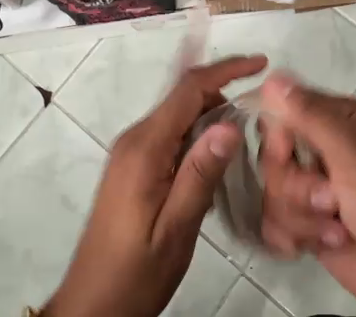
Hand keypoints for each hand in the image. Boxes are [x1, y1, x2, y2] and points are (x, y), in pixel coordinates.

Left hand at [44, 55, 267, 316]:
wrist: (92, 308)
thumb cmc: (136, 272)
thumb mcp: (176, 228)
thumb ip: (201, 174)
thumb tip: (230, 123)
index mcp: (145, 148)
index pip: (189, 89)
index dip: (227, 69)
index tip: (262, 63)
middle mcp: (135, 139)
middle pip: (185, 97)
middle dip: (225, 94)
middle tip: (263, 117)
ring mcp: (132, 152)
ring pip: (180, 116)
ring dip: (214, 117)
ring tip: (249, 142)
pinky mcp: (134, 168)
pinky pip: (172, 135)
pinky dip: (199, 136)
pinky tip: (219, 163)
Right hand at [257, 73, 355, 316]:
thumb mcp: (354, 153)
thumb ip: (310, 116)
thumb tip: (274, 76)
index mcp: (341, 120)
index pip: (284, 111)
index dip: (277, 135)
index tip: (285, 154)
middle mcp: (326, 150)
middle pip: (274, 156)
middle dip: (295, 185)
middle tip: (327, 200)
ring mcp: (317, 190)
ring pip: (274, 192)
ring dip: (300, 216)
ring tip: (335, 228)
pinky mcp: (311, 226)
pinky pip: (275, 223)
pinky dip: (290, 237)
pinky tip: (308, 248)